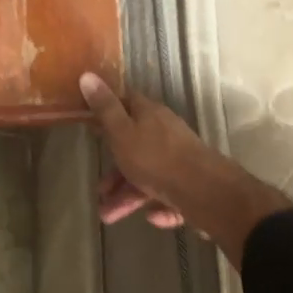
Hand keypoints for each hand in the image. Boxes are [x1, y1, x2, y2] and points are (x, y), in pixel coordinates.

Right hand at [79, 72, 242, 230]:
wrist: (205, 192)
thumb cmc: (156, 158)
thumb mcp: (122, 131)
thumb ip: (104, 108)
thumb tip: (87, 75)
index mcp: (149, 114)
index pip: (126, 102)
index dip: (107, 111)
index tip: (90, 123)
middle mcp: (165, 133)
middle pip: (134, 148)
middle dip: (115, 172)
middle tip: (100, 191)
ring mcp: (179, 159)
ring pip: (148, 176)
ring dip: (128, 196)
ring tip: (110, 216)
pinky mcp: (190, 184)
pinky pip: (168, 194)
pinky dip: (158, 205)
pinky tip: (153, 218)